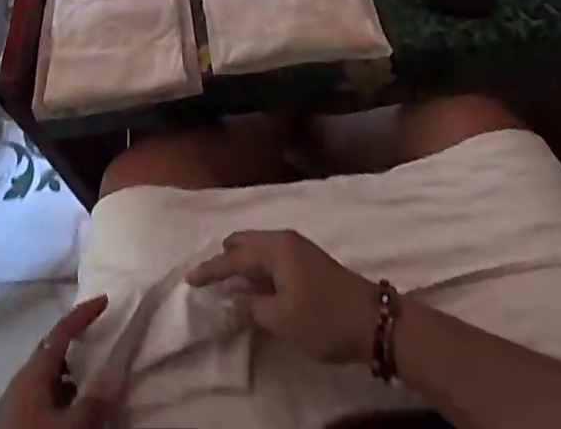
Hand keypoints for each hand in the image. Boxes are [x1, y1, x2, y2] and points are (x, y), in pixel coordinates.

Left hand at [0, 296, 119, 428]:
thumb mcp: (73, 426)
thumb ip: (96, 399)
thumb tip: (116, 371)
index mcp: (33, 373)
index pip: (60, 331)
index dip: (82, 314)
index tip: (104, 300)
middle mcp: (21, 382)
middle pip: (51, 350)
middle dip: (75, 338)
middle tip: (99, 330)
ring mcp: (15, 403)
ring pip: (47, 374)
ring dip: (70, 368)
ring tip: (93, 370)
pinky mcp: (15, 422)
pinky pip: (43, 394)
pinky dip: (62, 390)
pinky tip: (75, 404)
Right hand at [185, 230, 379, 365]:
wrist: (371, 320)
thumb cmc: (322, 319)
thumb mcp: (281, 318)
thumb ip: (251, 304)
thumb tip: (232, 295)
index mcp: (277, 249)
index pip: (234, 257)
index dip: (211, 269)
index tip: (190, 278)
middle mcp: (286, 240)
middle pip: (247, 242)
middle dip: (226, 255)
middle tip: (206, 273)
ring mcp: (299, 248)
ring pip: (260, 247)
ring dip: (242, 259)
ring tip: (224, 274)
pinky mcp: (308, 260)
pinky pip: (272, 254)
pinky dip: (257, 264)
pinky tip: (253, 278)